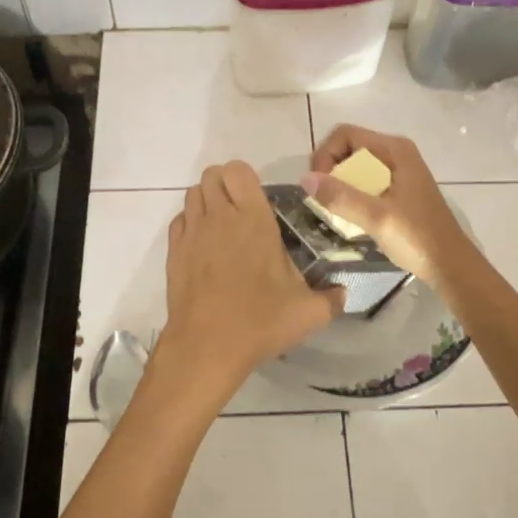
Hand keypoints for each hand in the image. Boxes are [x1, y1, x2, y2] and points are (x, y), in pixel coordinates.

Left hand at [149, 161, 343, 413]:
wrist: (207, 347)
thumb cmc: (260, 321)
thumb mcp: (308, 312)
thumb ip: (331, 299)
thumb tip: (344, 294)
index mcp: (253, 219)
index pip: (239, 170)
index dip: (246, 177)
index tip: (258, 199)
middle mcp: (219, 217)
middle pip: (211, 175)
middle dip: (225, 184)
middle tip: (241, 210)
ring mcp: (192, 233)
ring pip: (192, 194)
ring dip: (207, 201)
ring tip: (223, 226)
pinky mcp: (174, 253)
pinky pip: (179, 220)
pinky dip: (190, 223)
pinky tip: (204, 246)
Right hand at [303, 125, 476, 287]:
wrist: (450, 264)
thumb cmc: (417, 238)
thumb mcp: (377, 217)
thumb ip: (342, 197)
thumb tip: (305, 179)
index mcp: (395, 150)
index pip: (345, 134)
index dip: (325, 155)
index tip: (318, 185)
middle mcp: (397, 153)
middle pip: (349, 147)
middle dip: (330, 169)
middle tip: (322, 199)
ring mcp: (399, 170)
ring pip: (356, 166)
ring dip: (339, 183)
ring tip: (333, 208)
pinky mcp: (398, 188)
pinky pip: (365, 180)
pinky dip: (352, 192)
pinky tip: (350, 214)